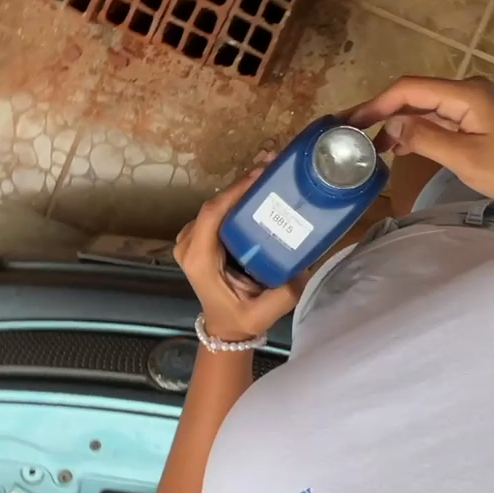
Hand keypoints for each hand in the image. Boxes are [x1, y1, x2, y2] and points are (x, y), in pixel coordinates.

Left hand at [174, 168, 300, 341]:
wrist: (224, 327)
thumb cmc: (241, 318)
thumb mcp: (262, 313)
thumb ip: (283, 294)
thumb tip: (305, 265)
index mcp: (199, 259)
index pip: (212, 215)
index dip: (234, 191)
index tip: (259, 174)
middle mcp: (189, 244)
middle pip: (214, 204)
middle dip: (242, 183)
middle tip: (271, 165)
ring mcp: (191, 238)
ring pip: (217, 204)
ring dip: (241, 188)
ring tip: (269, 172)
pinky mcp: (199, 236)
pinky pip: (218, 211)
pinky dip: (237, 198)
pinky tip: (258, 188)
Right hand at [343, 76, 493, 213]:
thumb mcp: (465, 159)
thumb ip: (426, 137)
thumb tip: (391, 122)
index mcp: (467, 93)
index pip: (409, 89)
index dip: (376, 104)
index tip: (350, 122)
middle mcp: (469, 90)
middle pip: (415, 94)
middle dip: (382, 111)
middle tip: (351, 133)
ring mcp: (475, 103)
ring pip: (425, 107)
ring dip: (399, 122)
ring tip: (371, 145)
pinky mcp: (479, 118)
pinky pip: (440, 118)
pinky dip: (418, 129)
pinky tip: (400, 147)